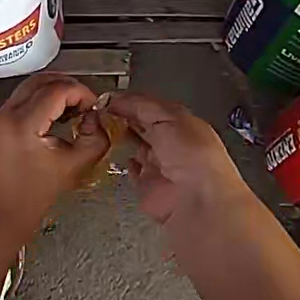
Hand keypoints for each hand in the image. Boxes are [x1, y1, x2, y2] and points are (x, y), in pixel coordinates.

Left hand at [0, 73, 110, 232]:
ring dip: (58, 89)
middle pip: (44, 79)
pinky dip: (46, 96)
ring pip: (34, 83)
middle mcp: (9, 114)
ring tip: (75, 107)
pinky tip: (59, 113)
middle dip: (71, 86)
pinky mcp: (2, 119)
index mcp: (24, 124)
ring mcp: (2, 115)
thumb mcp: (76, 165)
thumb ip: (95, 138)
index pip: (58, 90)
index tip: (93, 106)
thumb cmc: (34, 193)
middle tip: (86, 103)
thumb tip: (95, 118)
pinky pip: (26, 94)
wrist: (6, 208)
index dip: (81, 93)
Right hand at [102, 92, 252, 226]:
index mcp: (182, 124)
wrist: (197, 200)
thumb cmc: (192, 154)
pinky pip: (133, 172)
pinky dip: (125, 164)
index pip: (153, 107)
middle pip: (144, 125)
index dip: (132, 102)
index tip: (110, 99)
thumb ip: (142, 105)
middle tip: (102, 111)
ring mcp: (159, 166)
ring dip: (122, 137)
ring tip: (102, 127)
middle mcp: (172, 144)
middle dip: (125, 117)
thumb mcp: (168, 117)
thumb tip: (118, 99)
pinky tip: (115, 154)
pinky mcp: (148, 187)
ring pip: (137, 146)